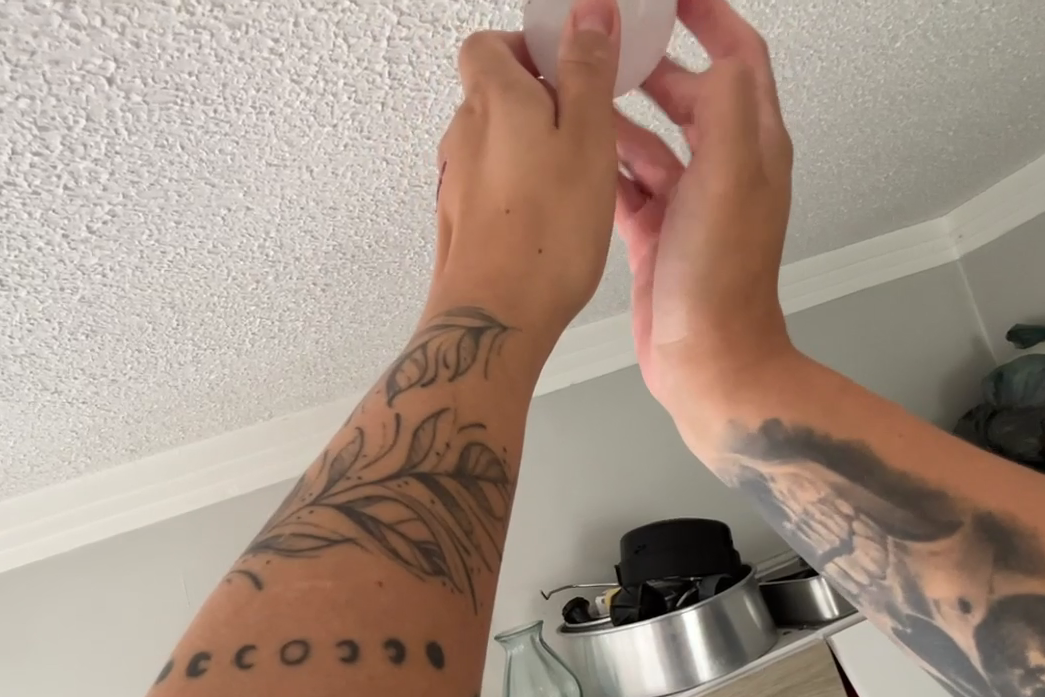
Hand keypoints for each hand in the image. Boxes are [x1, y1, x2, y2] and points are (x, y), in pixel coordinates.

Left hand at [430, 0, 620, 333]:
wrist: (495, 318)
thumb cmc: (544, 235)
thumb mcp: (587, 137)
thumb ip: (587, 70)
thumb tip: (589, 14)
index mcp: (493, 100)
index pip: (487, 45)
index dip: (525, 48)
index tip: (566, 68)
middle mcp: (463, 138)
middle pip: (489, 98)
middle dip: (533, 104)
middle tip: (579, 132)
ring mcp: (455, 187)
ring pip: (491, 151)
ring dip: (526, 155)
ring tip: (569, 187)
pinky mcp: (459, 229)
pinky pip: (488, 195)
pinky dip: (514, 196)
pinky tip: (545, 226)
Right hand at [614, 0, 794, 405]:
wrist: (706, 361)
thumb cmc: (721, 281)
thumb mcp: (729, 178)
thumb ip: (724, 106)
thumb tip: (715, 55)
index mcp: (750, 146)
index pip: (738, 57)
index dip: (710, 16)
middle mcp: (722, 170)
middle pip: (686, 97)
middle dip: (649, 64)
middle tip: (603, 43)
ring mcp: (686, 206)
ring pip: (649, 144)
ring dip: (617, 118)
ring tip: (575, 94)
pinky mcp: (656, 238)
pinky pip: (626, 189)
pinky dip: (604, 171)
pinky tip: (575, 159)